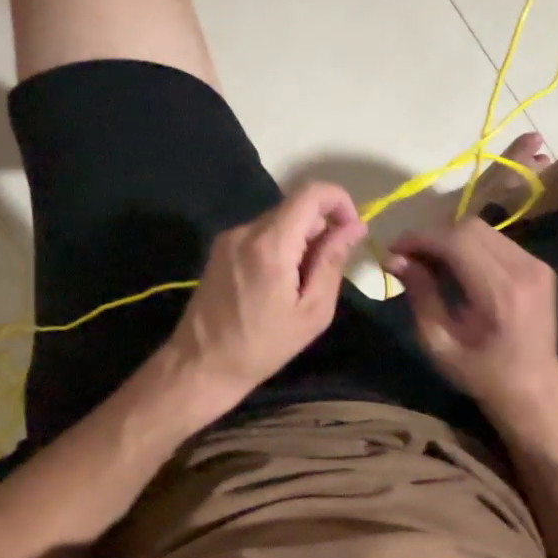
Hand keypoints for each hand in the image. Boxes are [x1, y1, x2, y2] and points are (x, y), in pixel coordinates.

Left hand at [167, 182, 366, 402]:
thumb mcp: (311, 311)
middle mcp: (246, 231)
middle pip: (294, 207)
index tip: (352, 229)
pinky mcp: (219, 250)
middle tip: (327, 269)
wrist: (202, 364)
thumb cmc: (263, 346)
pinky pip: (259, 235)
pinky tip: (277, 284)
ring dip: (299, 240)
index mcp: (271, 244)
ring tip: (300, 283)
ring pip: (277, 221)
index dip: (340, 201)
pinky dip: (279, 247)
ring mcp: (228, 238)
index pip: (311, 193)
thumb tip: (355, 227)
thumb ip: (333, 262)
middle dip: (320, 228)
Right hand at [388, 218, 557, 422]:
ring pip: (484, 230)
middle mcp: (524, 269)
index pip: (457, 241)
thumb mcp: (440, 343)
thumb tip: (395, 260)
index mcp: (500, 292)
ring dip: (451, 240)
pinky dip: (470, 248)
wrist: (533, 388)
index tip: (394, 250)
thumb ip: (421, 296)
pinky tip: (455, 269)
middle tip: (409, 258)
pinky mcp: (540, 267)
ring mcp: (537, 265)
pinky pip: (497, 242)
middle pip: (470, 228)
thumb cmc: (481, 374)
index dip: (421, 239)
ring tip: (429, 263)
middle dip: (434, 237)